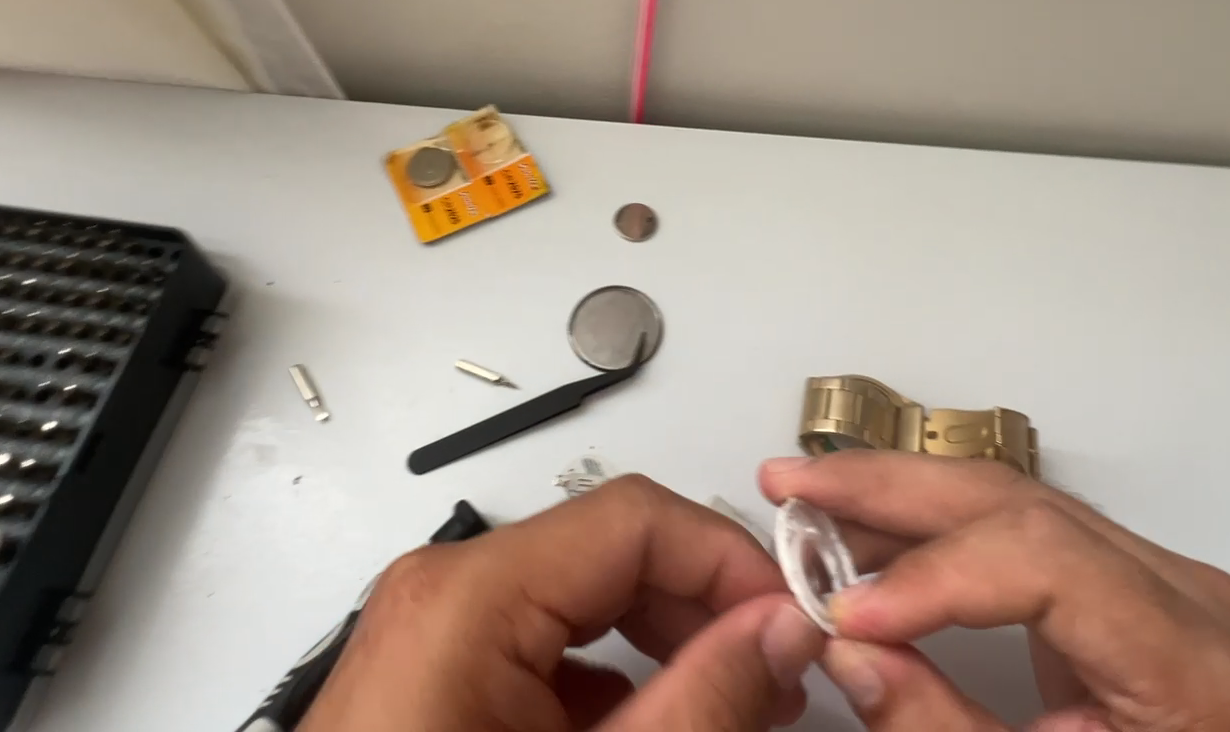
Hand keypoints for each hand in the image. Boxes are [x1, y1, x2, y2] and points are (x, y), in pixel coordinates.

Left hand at [299, 475, 825, 731]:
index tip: (788, 615)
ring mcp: (441, 624)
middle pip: (614, 548)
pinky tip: (660, 713)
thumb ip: (701, 701)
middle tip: (773, 664)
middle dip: (704, 599)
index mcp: (471, 596)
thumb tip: (783, 626)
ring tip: (733, 690)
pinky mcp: (444, 665)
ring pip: (589, 592)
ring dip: (669, 632)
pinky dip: (618, 667)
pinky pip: (552, 638)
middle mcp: (449, 588)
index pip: (635, 518)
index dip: (726, 557)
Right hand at [760, 453, 1229, 731]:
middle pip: (1012, 499)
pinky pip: (1008, 528)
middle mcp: (1179, 590)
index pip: (1043, 558)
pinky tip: (864, 532)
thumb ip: (935, 729)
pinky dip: (925, 528)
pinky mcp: (1112, 577)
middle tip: (789, 484)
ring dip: (893, 495)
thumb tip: (841, 643)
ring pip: (1003, 496)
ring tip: (806, 498)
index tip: (843, 613)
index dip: (933, 575)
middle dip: (886, 487)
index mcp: (1192, 662)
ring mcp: (1148, 574)